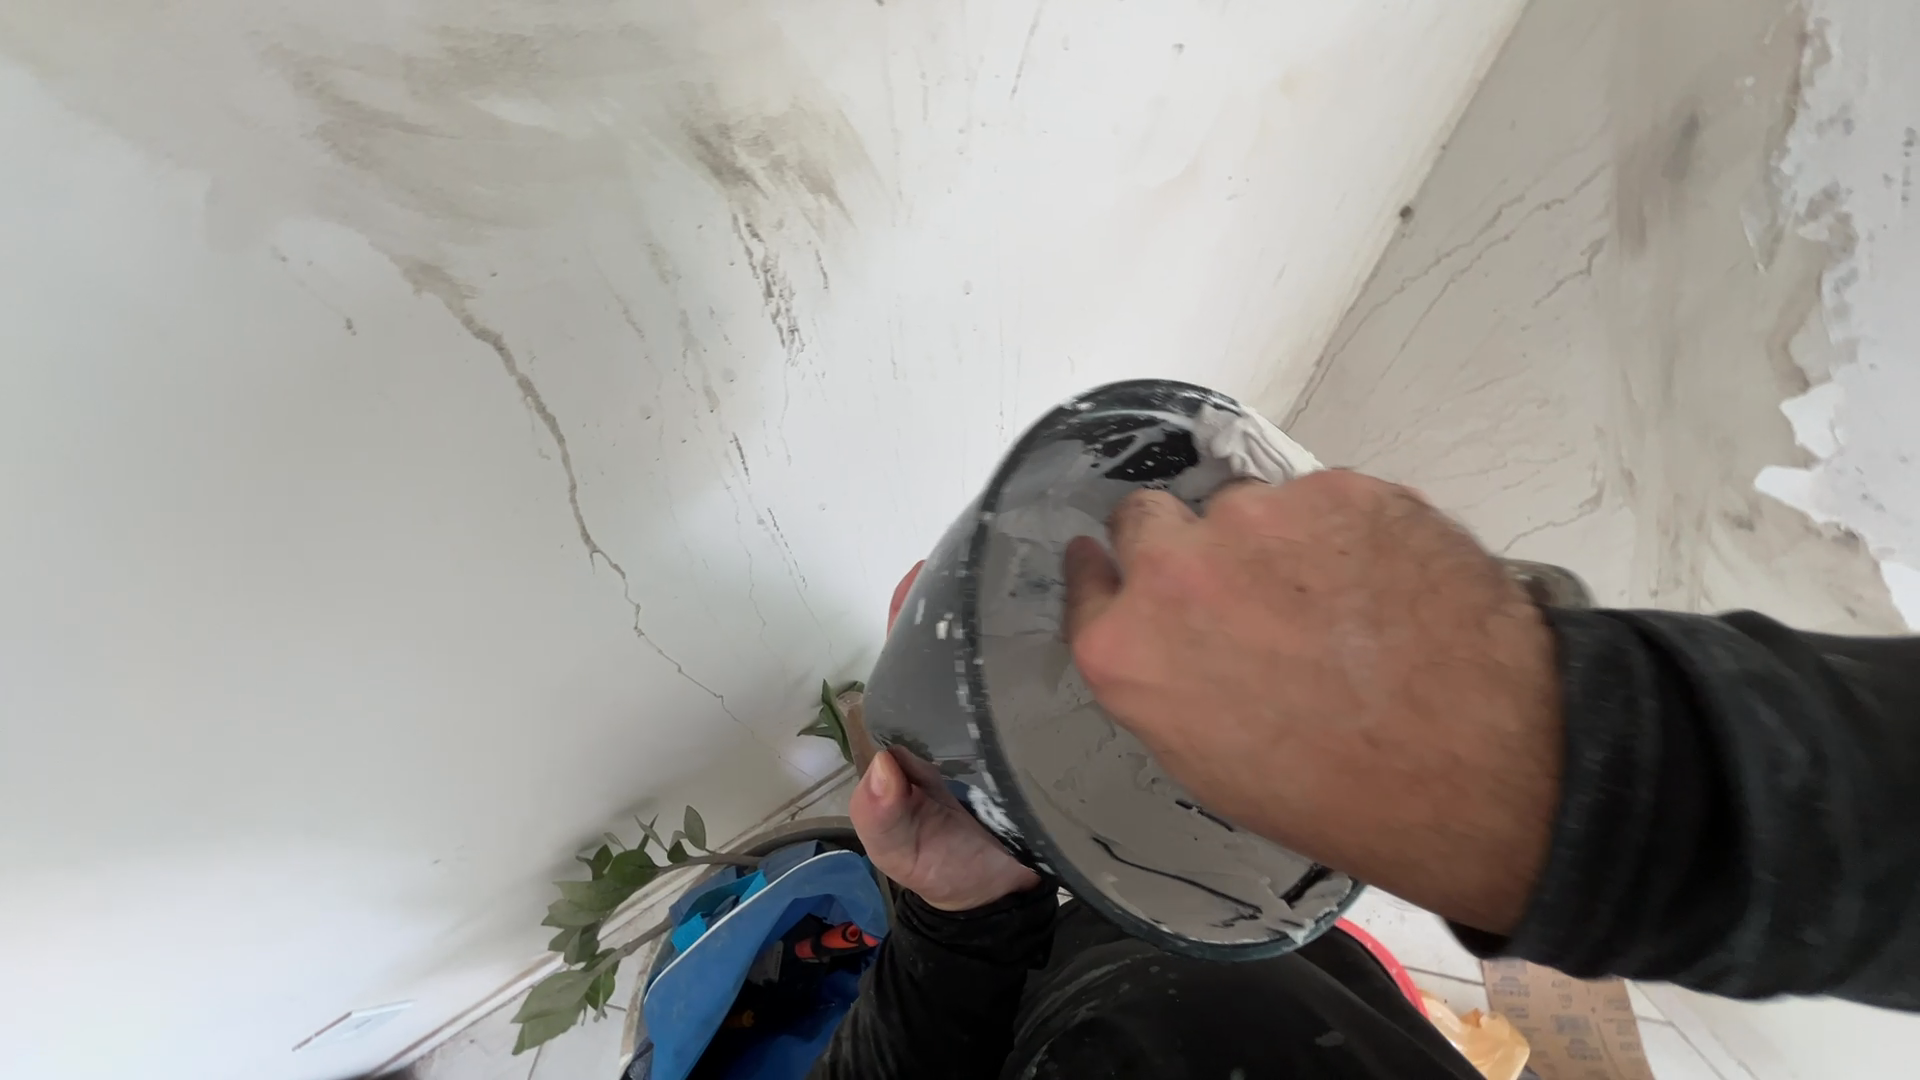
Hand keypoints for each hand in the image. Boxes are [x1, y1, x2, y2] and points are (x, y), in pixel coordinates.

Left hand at [851, 561, 1040, 911]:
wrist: (998, 899)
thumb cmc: (939, 863)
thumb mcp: (897, 847)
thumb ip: (879, 818)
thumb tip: (884, 775)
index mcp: (918, 722)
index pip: (911, 654)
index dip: (915, 610)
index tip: (929, 569)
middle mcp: (959, 708)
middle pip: (965, 645)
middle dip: (980, 601)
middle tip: (1011, 561)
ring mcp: (1005, 718)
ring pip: (1010, 660)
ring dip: (1027, 623)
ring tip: (1055, 585)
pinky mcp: (1046, 734)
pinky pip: (1051, 693)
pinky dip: (1065, 666)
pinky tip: (1087, 641)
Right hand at [1062, 470, 1560, 933]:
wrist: (1483, 775)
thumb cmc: (1328, 788)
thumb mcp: (1197, 753)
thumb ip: (1150, 670)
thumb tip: (1145, 623)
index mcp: (1124, 647)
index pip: (1085, 575)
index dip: (1104, 568)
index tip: (1110, 559)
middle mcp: (1170, 570)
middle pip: (1142, 515)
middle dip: (1173, 541)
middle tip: (1230, 579)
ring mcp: (1253, 520)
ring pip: (1236, 504)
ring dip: (1263, 538)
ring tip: (1326, 596)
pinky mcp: (1334, 489)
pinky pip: (1313, 498)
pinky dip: (1334, 529)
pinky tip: (1375, 580)